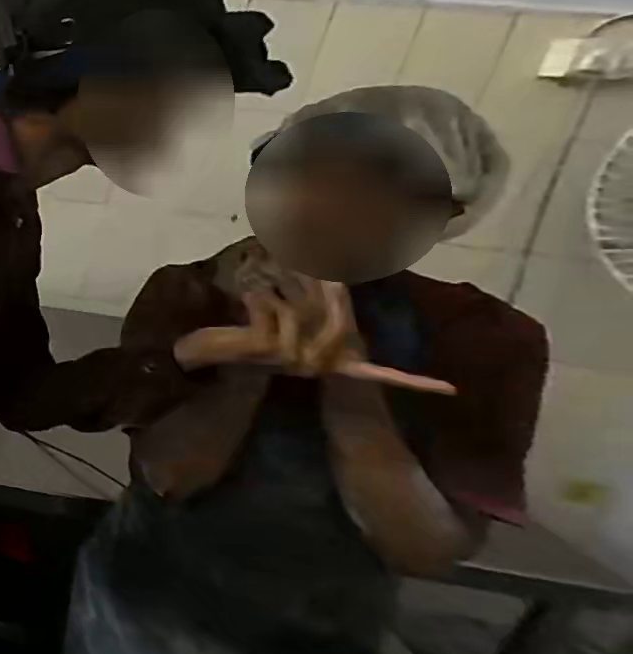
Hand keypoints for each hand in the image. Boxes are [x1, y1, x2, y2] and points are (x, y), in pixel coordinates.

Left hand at [173, 284, 455, 395]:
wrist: (200, 352)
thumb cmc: (241, 333)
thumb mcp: (283, 320)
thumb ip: (313, 304)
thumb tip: (337, 275)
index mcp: (325, 363)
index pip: (376, 373)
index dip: (411, 381)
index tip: (452, 390)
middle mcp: (313, 365)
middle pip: (340, 320)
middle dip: (327, 289)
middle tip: (315, 263)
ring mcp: (289, 358)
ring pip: (300, 309)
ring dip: (282, 285)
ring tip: (260, 276)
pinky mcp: (263, 346)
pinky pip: (270, 308)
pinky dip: (258, 294)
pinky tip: (246, 291)